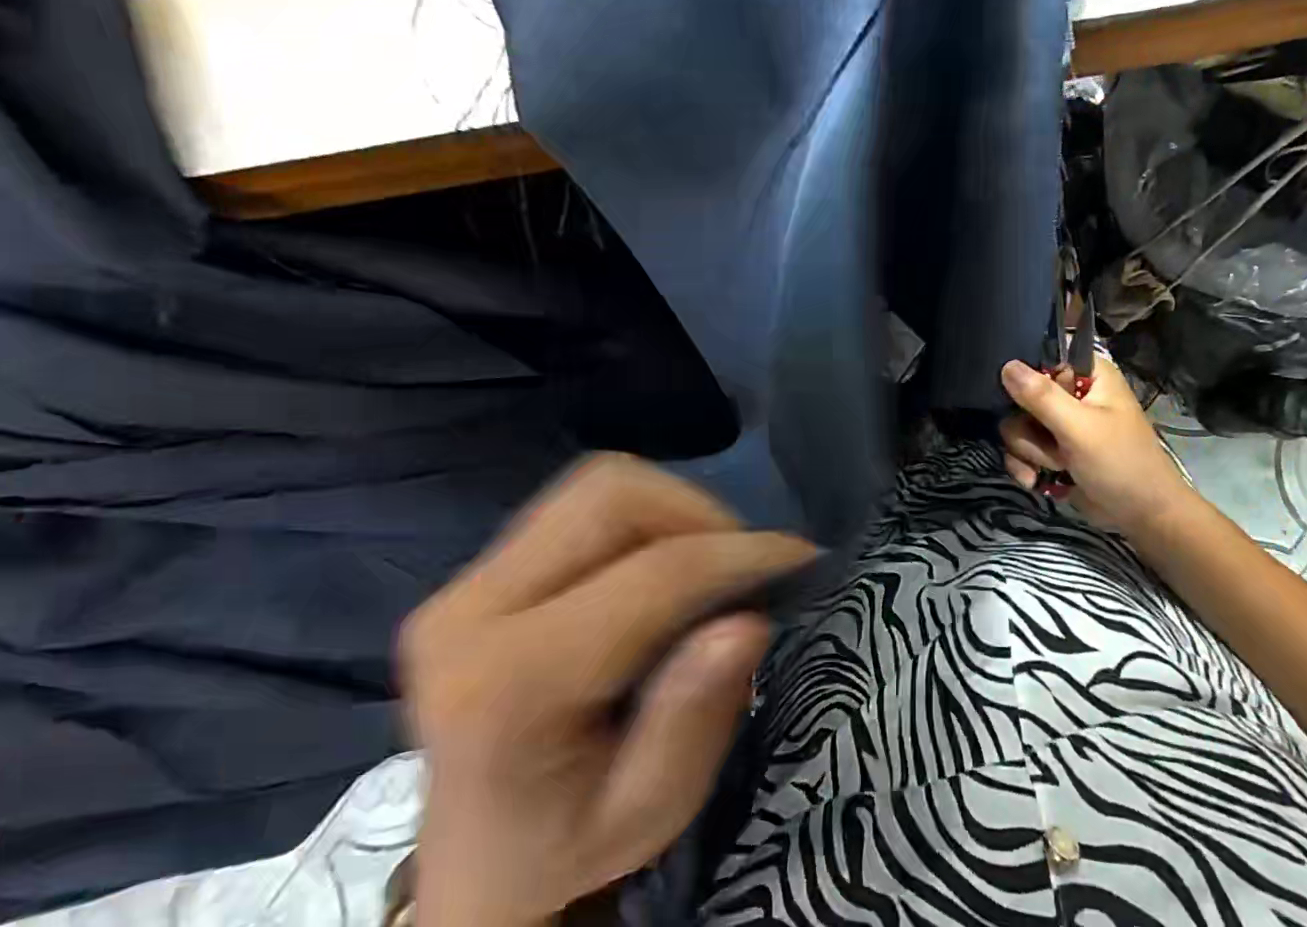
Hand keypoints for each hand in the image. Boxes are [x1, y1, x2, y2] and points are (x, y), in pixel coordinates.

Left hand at [400, 455, 816, 926]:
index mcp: (510, 683)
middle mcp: (471, 611)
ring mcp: (466, 582)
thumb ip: (695, 714)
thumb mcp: (653, 807)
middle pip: (611, 496)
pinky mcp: (479, 571)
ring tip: (711, 567)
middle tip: (747, 568)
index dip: (741, 555)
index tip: (802, 559)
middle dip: (703, 515)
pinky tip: (666, 568)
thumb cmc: (573, 841)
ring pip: (599, 484)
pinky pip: (582, 504)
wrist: (475, 860)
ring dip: (677, 510)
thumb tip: (749, 619)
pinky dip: (647, 517)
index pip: (652, 575)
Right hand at [999, 355, 1200, 533]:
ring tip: (1056, 468)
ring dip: (1030, 453)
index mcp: (1087, 375)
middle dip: (1029, 430)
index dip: (1026, 380)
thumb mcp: (1080, 427)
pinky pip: (1019, 449)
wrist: (1140, 515)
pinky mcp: (1051, 451)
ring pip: (1017, 426)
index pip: (1040, 358)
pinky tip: (1035, 482)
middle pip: (1021, 397)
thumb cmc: (1120, 463)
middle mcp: (1070, 393)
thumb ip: (1041, 396)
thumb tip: (1006, 365)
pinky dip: (1025, 466)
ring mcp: (1059, 424)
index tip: (1027, 404)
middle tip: (1052, 447)